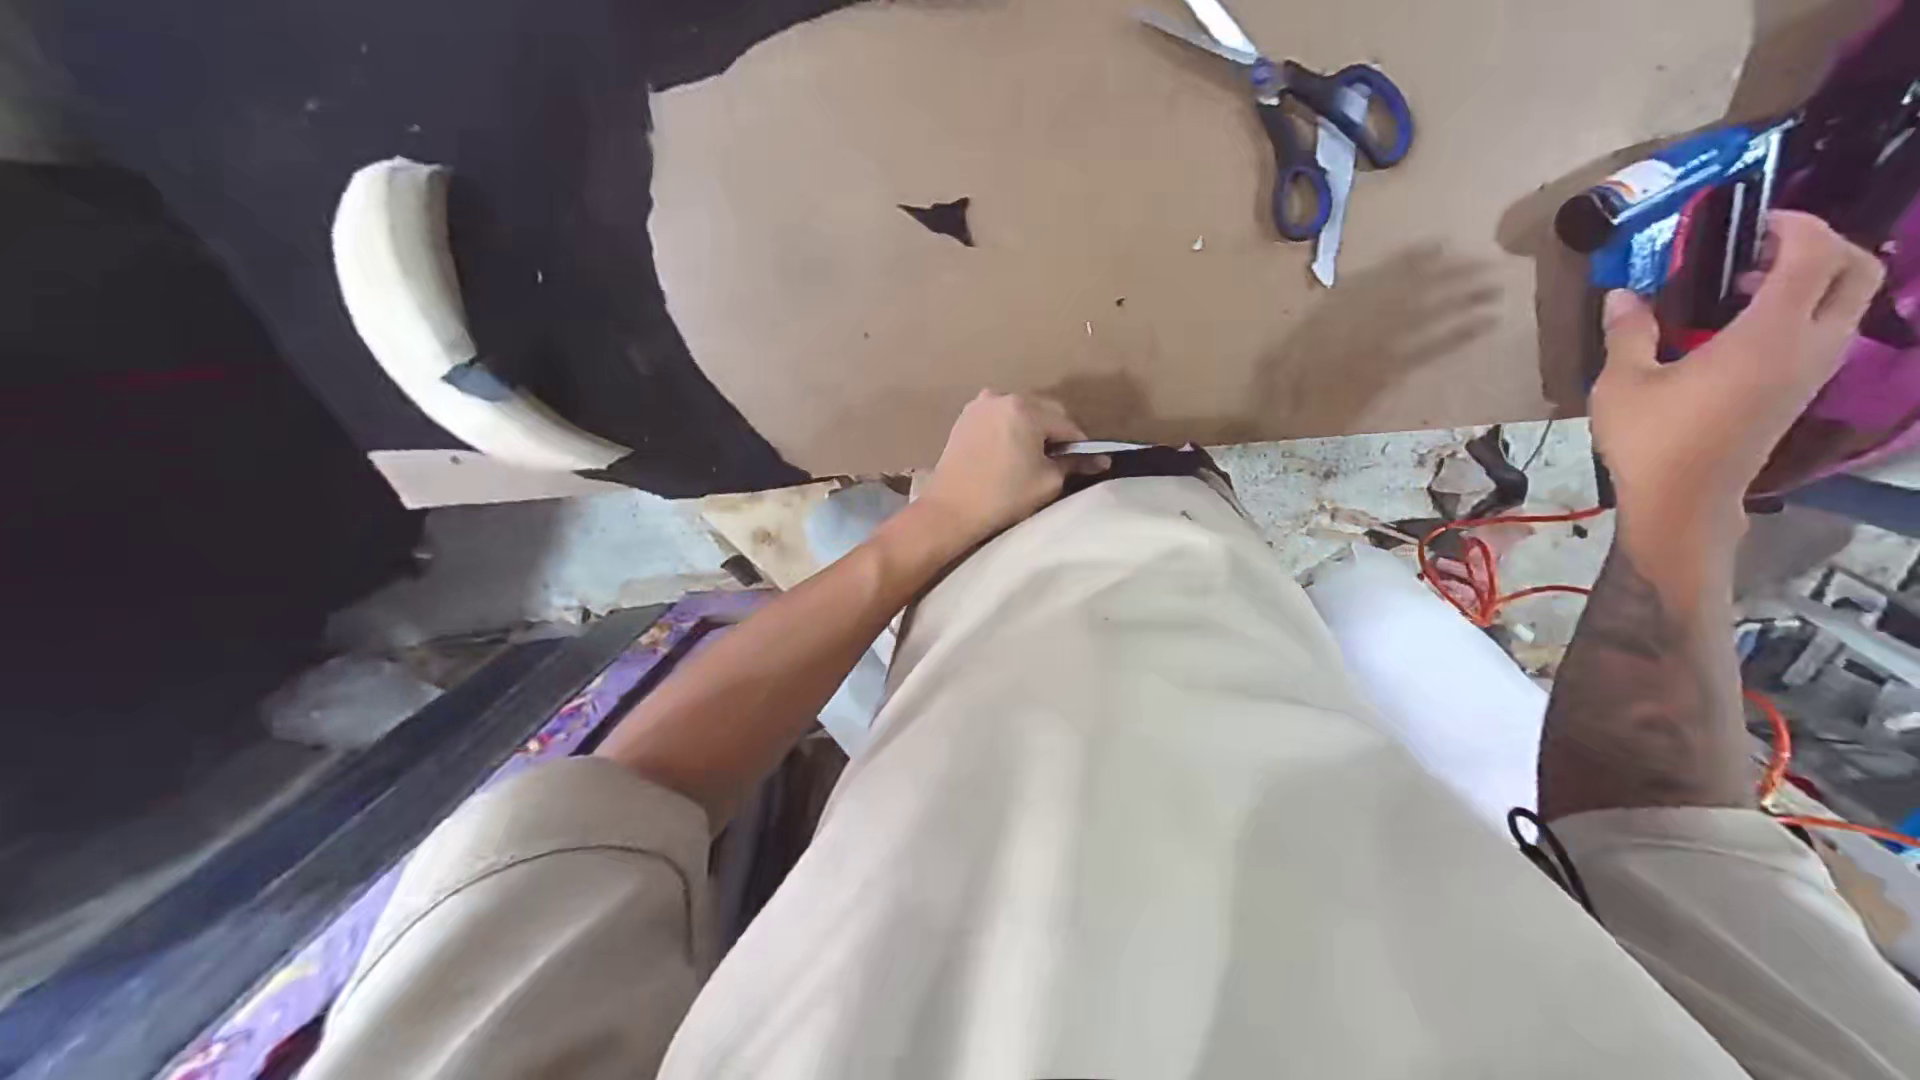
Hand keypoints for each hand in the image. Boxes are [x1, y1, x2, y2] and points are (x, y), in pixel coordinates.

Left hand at [916, 390, 1106, 542]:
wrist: (950, 509)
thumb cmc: (1004, 496)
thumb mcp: (1048, 481)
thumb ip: (1075, 465)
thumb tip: (1102, 460)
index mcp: (1026, 408)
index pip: (1067, 424)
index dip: (1079, 445)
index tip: (1083, 464)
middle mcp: (1003, 397)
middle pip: (1044, 410)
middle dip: (1055, 432)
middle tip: (1058, 461)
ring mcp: (980, 405)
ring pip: (1020, 411)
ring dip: (1032, 428)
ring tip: (1032, 456)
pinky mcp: (965, 417)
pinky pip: (999, 416)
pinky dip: (1009, 428)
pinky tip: (1009, 451)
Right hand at [1591, 211, 1883, 530]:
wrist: (1683, 497)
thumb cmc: (1651, 438)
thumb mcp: (1623, 383)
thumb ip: (1628, 334)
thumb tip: (1619, 296)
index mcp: (1769, 336)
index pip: (1814, 257)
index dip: (1794, 227)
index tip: (1755, 220)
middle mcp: (1810, 344)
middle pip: (1858, 271)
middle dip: (1822, 246)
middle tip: (1762, 247)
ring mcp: (1813, 369)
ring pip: (1849, 301)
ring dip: (1812, 279)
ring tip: (1743, 287)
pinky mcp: (1802, 388)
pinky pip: (1827, 329)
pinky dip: (1801, 310)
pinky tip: (1741, 327)